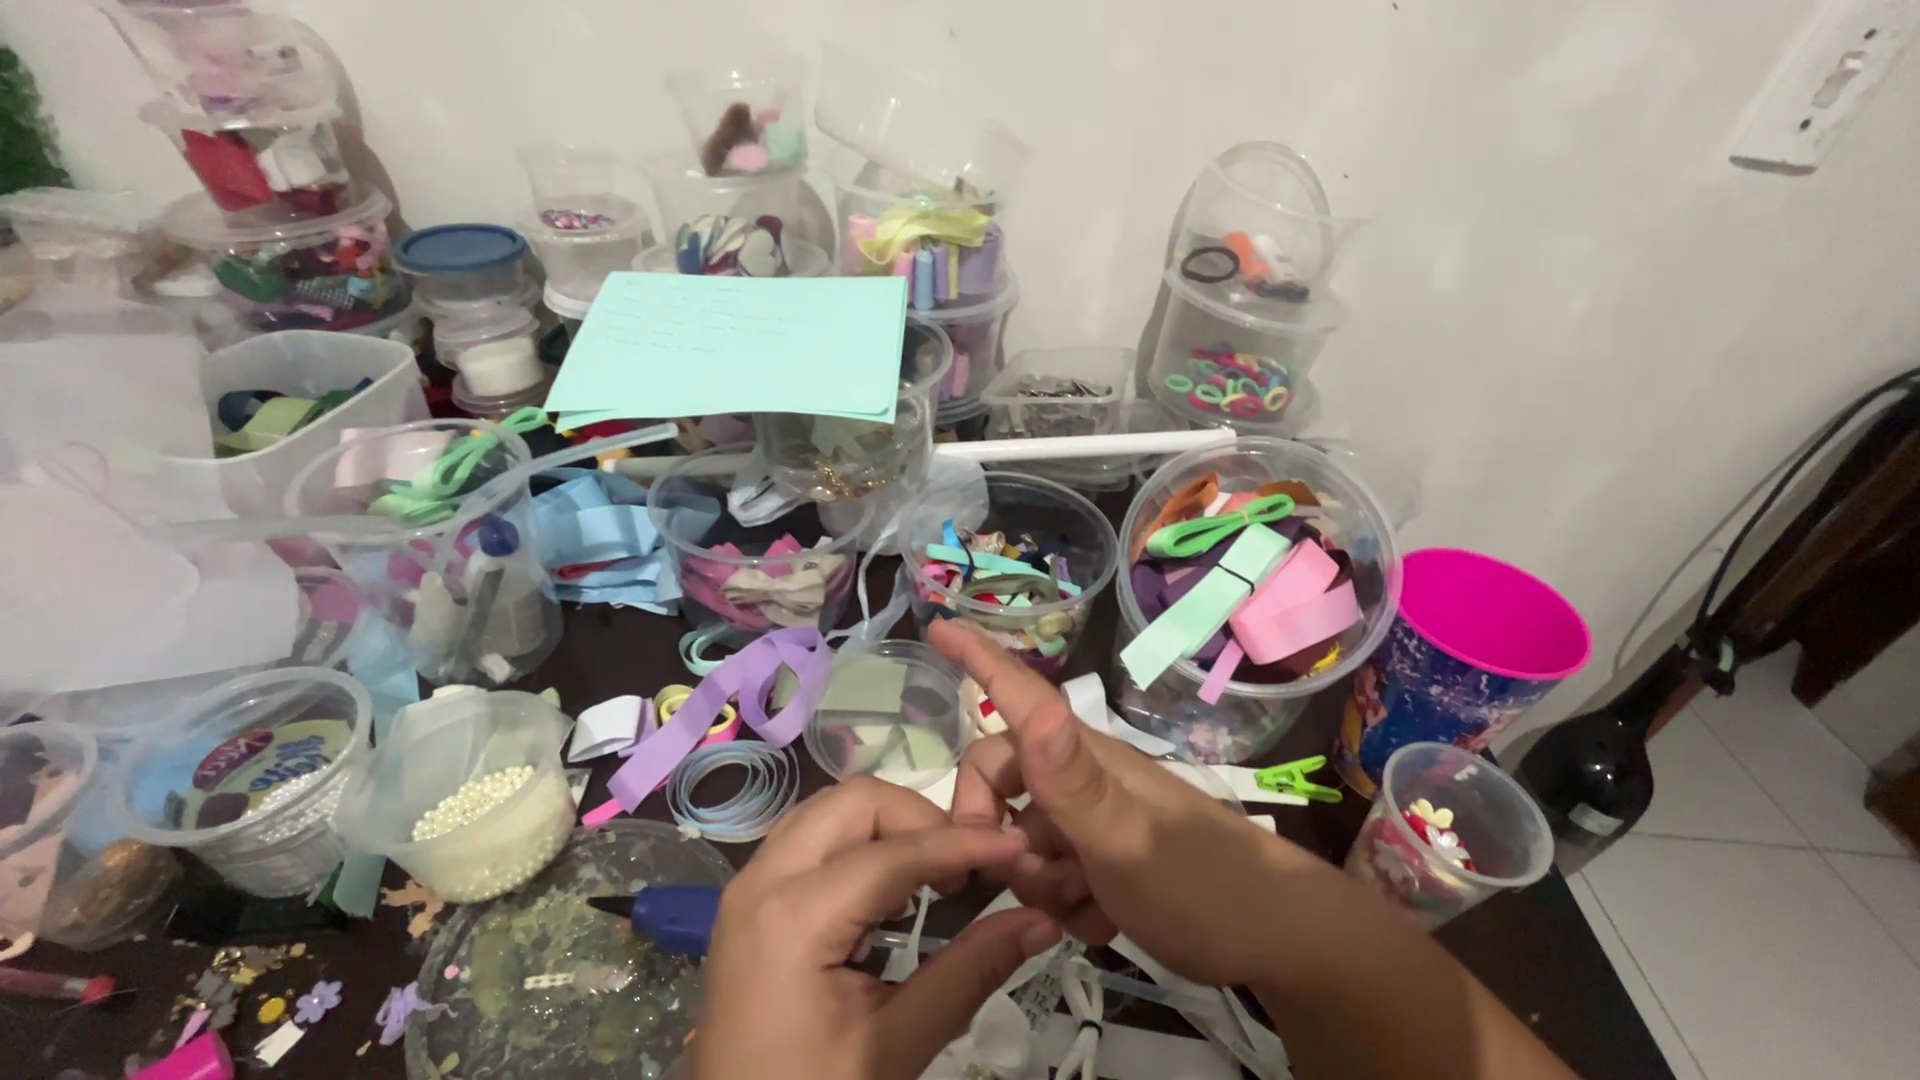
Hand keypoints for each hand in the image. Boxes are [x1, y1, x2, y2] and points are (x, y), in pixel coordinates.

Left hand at [694, 775, 1063, 1079]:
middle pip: (854, 800)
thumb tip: (1040, 920)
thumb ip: (969, 972)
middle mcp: (763, 879)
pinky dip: (857, 843)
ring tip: (929, 879)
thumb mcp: (895, 1045)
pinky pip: (810, 836)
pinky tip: (884, 895)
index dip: (963, 843)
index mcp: (794, 917)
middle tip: (961, 869)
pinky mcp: (750, 897)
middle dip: (918, 818)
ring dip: (887, 826)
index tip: (1017, 843)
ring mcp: (749, 884)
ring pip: (829, 809)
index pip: (895, 851)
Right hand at [930, 620, 1317, 988]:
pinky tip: (1104, 919)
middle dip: (996, 834)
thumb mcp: (1127, 838)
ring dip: (1038, 882)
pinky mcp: (1101, 860)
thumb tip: (1033, 703)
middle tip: (1025, 877)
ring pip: (1020, 838)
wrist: (1276, 943)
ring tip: (1088, 906)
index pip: (1018, 692)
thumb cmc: (1201, 884)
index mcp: (1081, 756)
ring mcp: (1091, 820)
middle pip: (997, 781)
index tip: (936, 625)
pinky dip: (1065, 904)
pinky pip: (1050, 876)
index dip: (978, 658)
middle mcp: (1080, 778)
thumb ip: (1072, 779)